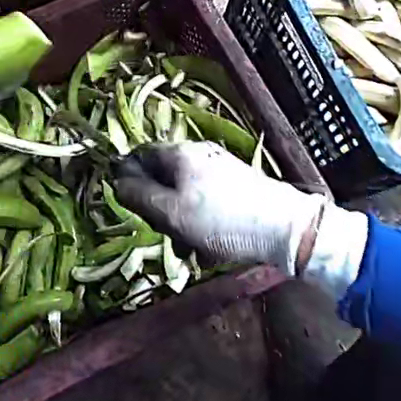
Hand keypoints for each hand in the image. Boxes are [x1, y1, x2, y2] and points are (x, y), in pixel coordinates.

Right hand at [114, 142, 368, 298]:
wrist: (284, 228)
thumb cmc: (221, 221)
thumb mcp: (171, 214)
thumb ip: (138, 196)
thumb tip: (115, 181)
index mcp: (179, 152)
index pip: (140, 156)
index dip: (130, 180)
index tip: (134, 208)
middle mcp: (198, 152)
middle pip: (162, 176)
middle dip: (160, 208)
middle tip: (167, 234)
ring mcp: (219, 166)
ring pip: (184, 192)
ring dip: (181, 220)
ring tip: (192, 248)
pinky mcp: (236, 182)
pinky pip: (205, 199)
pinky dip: (201, 221)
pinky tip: (211, 245)